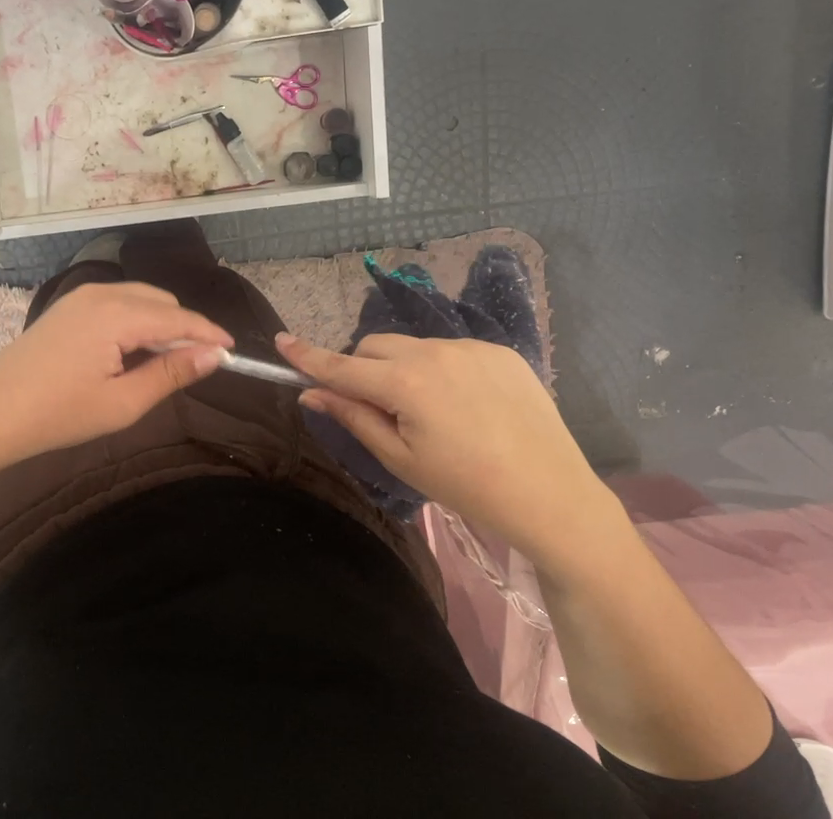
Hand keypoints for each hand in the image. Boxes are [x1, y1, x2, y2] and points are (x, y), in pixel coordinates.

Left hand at [0, 282, 230, 467]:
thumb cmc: (58, 415)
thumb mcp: (123, 402)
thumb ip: (172, 373)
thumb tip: (214, 354)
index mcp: (116, 314)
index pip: (179, 317)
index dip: (209, 334)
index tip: (234, 353)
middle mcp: (101, 293)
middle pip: (162, 301)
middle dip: (185, 328)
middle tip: (195, 367)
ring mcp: (80, 296)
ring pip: (140, 299)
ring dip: (160, 324)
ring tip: (164, 364)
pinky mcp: (67, 307)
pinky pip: (117, 303)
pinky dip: (136, 321)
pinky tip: (131, 354)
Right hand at [276, 332, 623, 571]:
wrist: (550, 493)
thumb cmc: (466, 485)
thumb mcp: (400, 459)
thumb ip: (353, 417)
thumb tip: (312, 392)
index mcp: (405, 383)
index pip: (341, 364)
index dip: (307, 355)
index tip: (281, 340)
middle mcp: (434, 352)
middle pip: (375, 346)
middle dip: (362, 368)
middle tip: (377, 409)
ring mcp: (471, 348)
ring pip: (413, 347)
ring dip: (403, 369)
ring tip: (432, 414)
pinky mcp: (500, 352)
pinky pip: (451, 351)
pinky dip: (440, 370)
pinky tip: (465, 407)